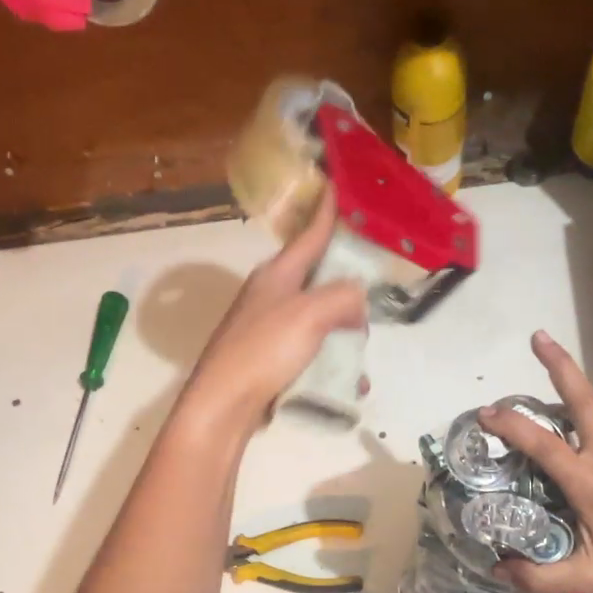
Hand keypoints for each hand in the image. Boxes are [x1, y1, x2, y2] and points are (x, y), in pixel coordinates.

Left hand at [183, 192, 367, 424]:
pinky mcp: (268, 360)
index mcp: (277, 274)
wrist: (223, 406)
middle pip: (318, 280)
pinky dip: (328, 363)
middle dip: (347, 291)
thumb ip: (342, 297)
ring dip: (341, 335)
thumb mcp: (310, 315)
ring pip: (318, 320)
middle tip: (368, 307)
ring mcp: (268, 329)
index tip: (339, 186)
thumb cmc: (263, 352)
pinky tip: (343, 384)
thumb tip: (357, 299)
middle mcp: (271, 295)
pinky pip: (309, 352)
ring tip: (357, 358)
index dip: (327, 212)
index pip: (309, 234)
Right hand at [478, 332, 592, 592]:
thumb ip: (536, 577)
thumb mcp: (584, 581)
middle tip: (538, 337)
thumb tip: (496, 571)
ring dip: (571, 394)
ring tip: (543, 397)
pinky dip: (588, 428)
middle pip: (583, 399)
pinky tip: (580, 450)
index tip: (486, 413)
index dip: (513, 426)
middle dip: (560, 364)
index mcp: (590, 481)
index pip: (543, 444)